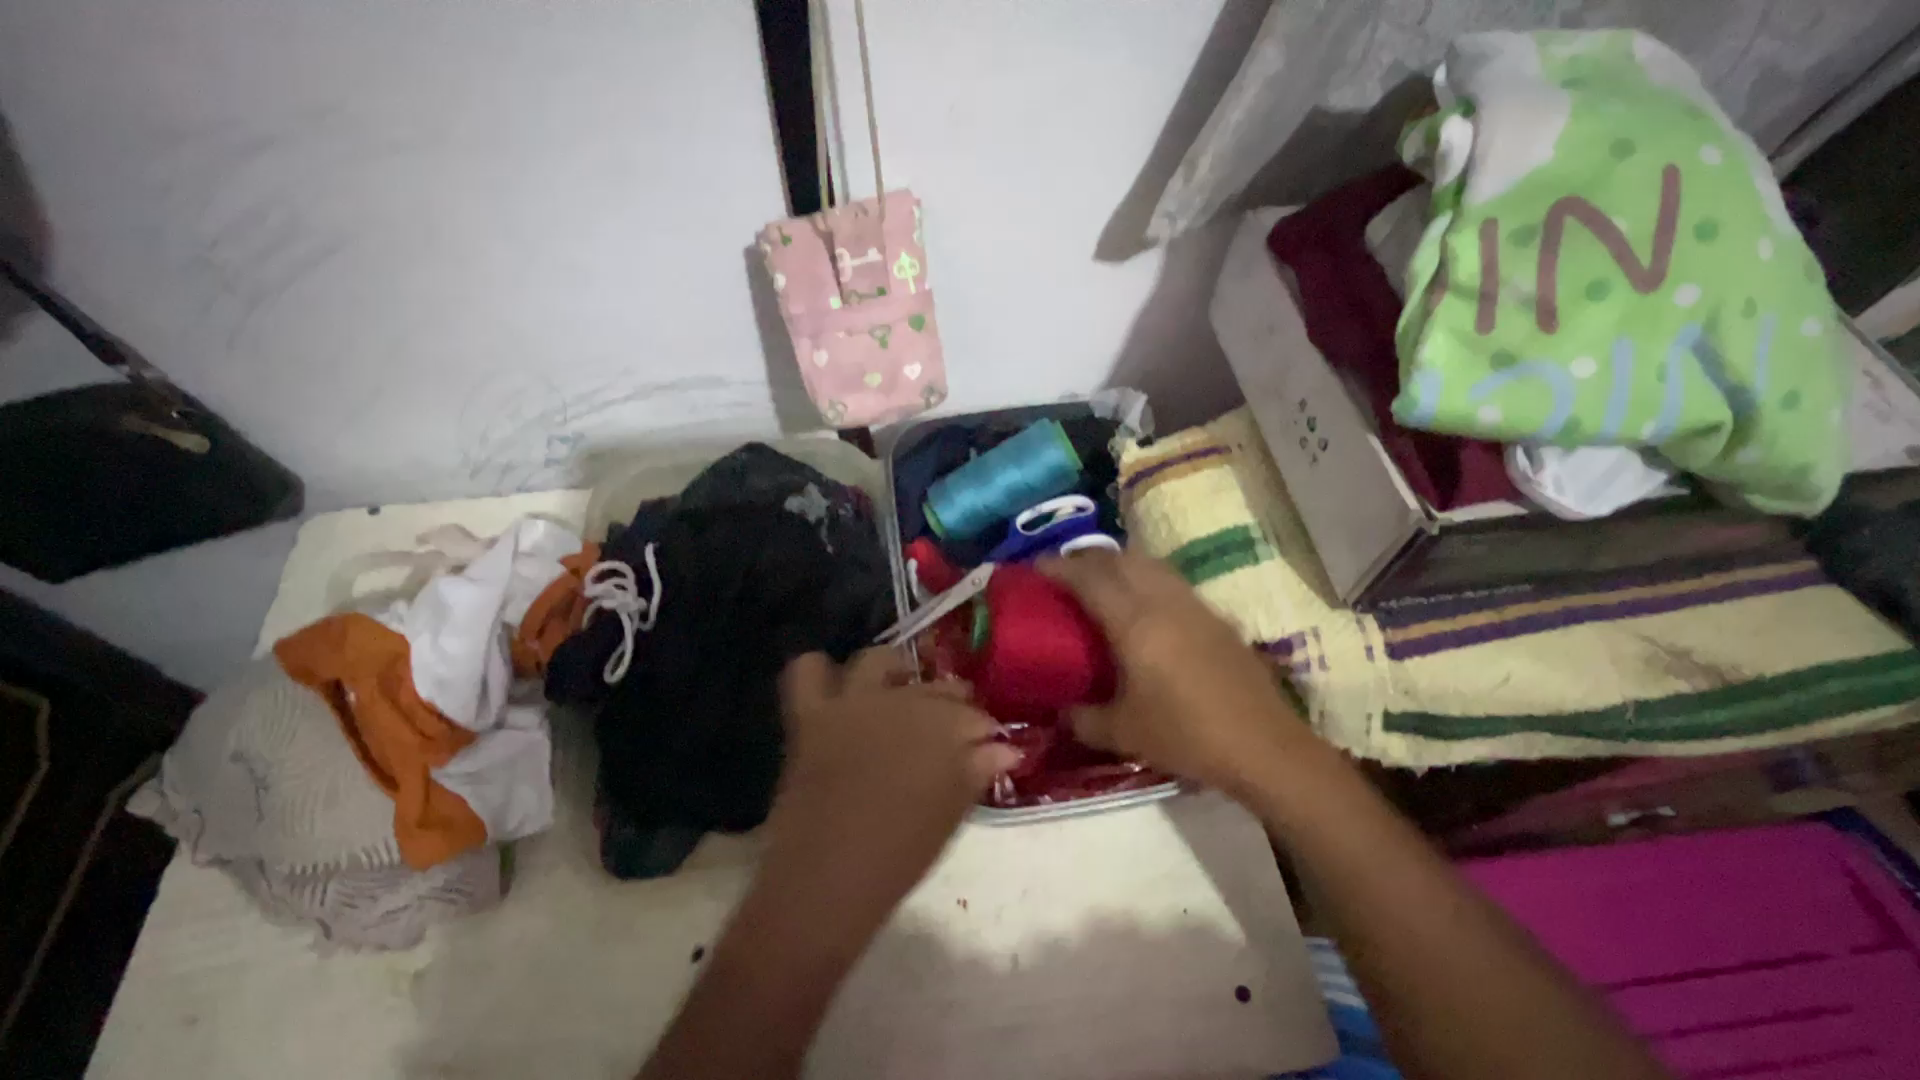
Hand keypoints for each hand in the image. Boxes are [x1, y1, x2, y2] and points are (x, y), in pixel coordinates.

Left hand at [763, 649, 1017, 923]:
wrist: (830, 874)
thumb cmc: (900, 855)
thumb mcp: (951, 813)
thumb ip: (977, 771)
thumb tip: (1006, 750)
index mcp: (944, 726)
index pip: (974, 715)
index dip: (983, 731)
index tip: (986, 746)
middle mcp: (901, 700)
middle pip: (934, 687)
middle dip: (949, 700)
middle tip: (949, 726)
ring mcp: (854, 702)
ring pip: (877, 660)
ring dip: (893, 670)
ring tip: (898, 689)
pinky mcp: (812, 714)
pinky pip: (808, 671)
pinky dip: (819, 672)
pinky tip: (833, 690)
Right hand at [1041, 550, 1305, 797]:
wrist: (1263, 746)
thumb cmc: (1187, 737)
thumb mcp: (1122, 733)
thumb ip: (1082, 718)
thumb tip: (1059, 711)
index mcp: (1135, 623)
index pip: (1088, 578)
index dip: (1057, 568)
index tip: (1032, 569)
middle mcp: (1164, 602)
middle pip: (1120, 559)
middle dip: (1086, 560)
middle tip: (1063, 577)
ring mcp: (1195, 606)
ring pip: (1150, 565)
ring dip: (1119, 565)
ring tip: (1100, 586)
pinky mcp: (1217, 618)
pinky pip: (1171, 583)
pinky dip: (1146, 581)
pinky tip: (1142, 609)